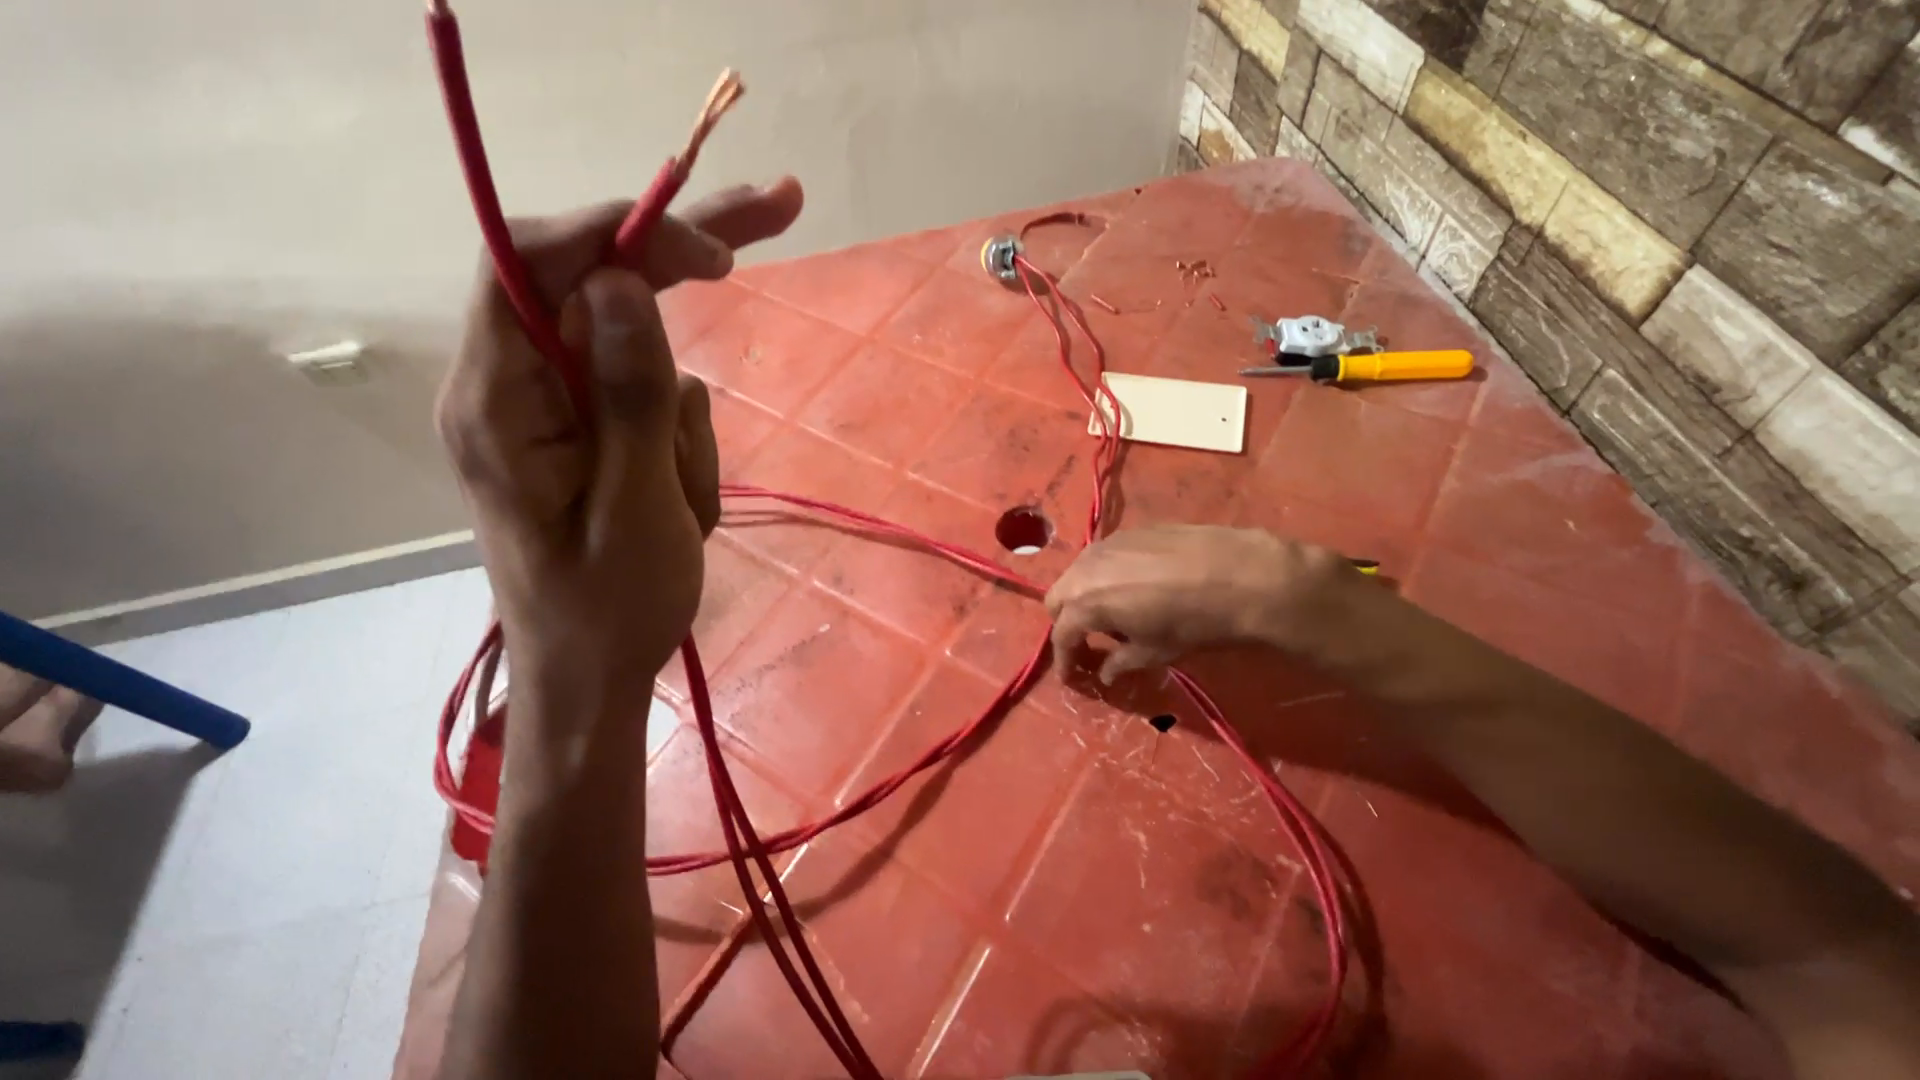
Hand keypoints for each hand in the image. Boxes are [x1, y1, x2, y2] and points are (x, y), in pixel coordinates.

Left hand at [437, 179, 803, 705]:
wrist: (590, 683)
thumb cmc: (609, 615)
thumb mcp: (636, 511)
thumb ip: (629, 396)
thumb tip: (623, 280)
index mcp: (495, 402)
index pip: (532, 261)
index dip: (619, 232)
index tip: (712, 253)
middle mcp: (511, 385)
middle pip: (593, 276)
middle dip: (681, 251)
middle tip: (784, 205)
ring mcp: (551, 406)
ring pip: (637, 345)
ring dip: (683, 415)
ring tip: (686, 507)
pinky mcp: (585, 428)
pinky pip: (650, 393)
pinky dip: (683, 439)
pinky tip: (681, 505)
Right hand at [1045, 525, 1358, 682]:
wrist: (1240, 574)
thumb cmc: (1194, 623)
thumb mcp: (1154, 652)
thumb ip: (1121, 662)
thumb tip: (1106, 672)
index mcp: (1086, 604)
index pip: (1061, 635)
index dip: (1064, 660)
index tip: (1073, 676)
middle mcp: (1086, 569)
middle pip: (1058, 599)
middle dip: (1067, 624)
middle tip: (1089, 644)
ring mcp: (1107, 545)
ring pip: (1077, 573)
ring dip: (1083, 597)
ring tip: (1113, 617)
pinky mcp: (1129, 532)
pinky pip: (1102, 557)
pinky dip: (1103, 577)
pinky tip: (1133, 589)